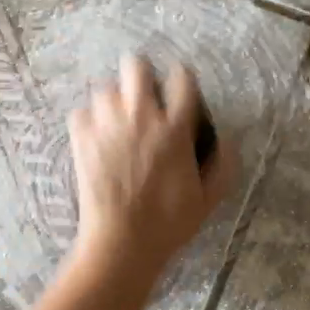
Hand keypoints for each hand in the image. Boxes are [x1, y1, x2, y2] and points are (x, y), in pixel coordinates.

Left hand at [67, 56, 237, 273]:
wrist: (121, 243)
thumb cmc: (168, 224)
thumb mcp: (208, 199)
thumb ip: (223, 165)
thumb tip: (228, 140)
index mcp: (174, 129)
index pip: (182, 79)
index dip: (182, 80)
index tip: (180, 91)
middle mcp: (140, 118)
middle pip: (135, 66)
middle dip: (141, 74)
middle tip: (144, 95)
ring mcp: (107, 126)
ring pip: (106, 87)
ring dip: (114, 99)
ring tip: (118, 118)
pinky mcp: (81, 139)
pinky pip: (81, 112)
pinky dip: (89, 119)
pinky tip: (97, 135)